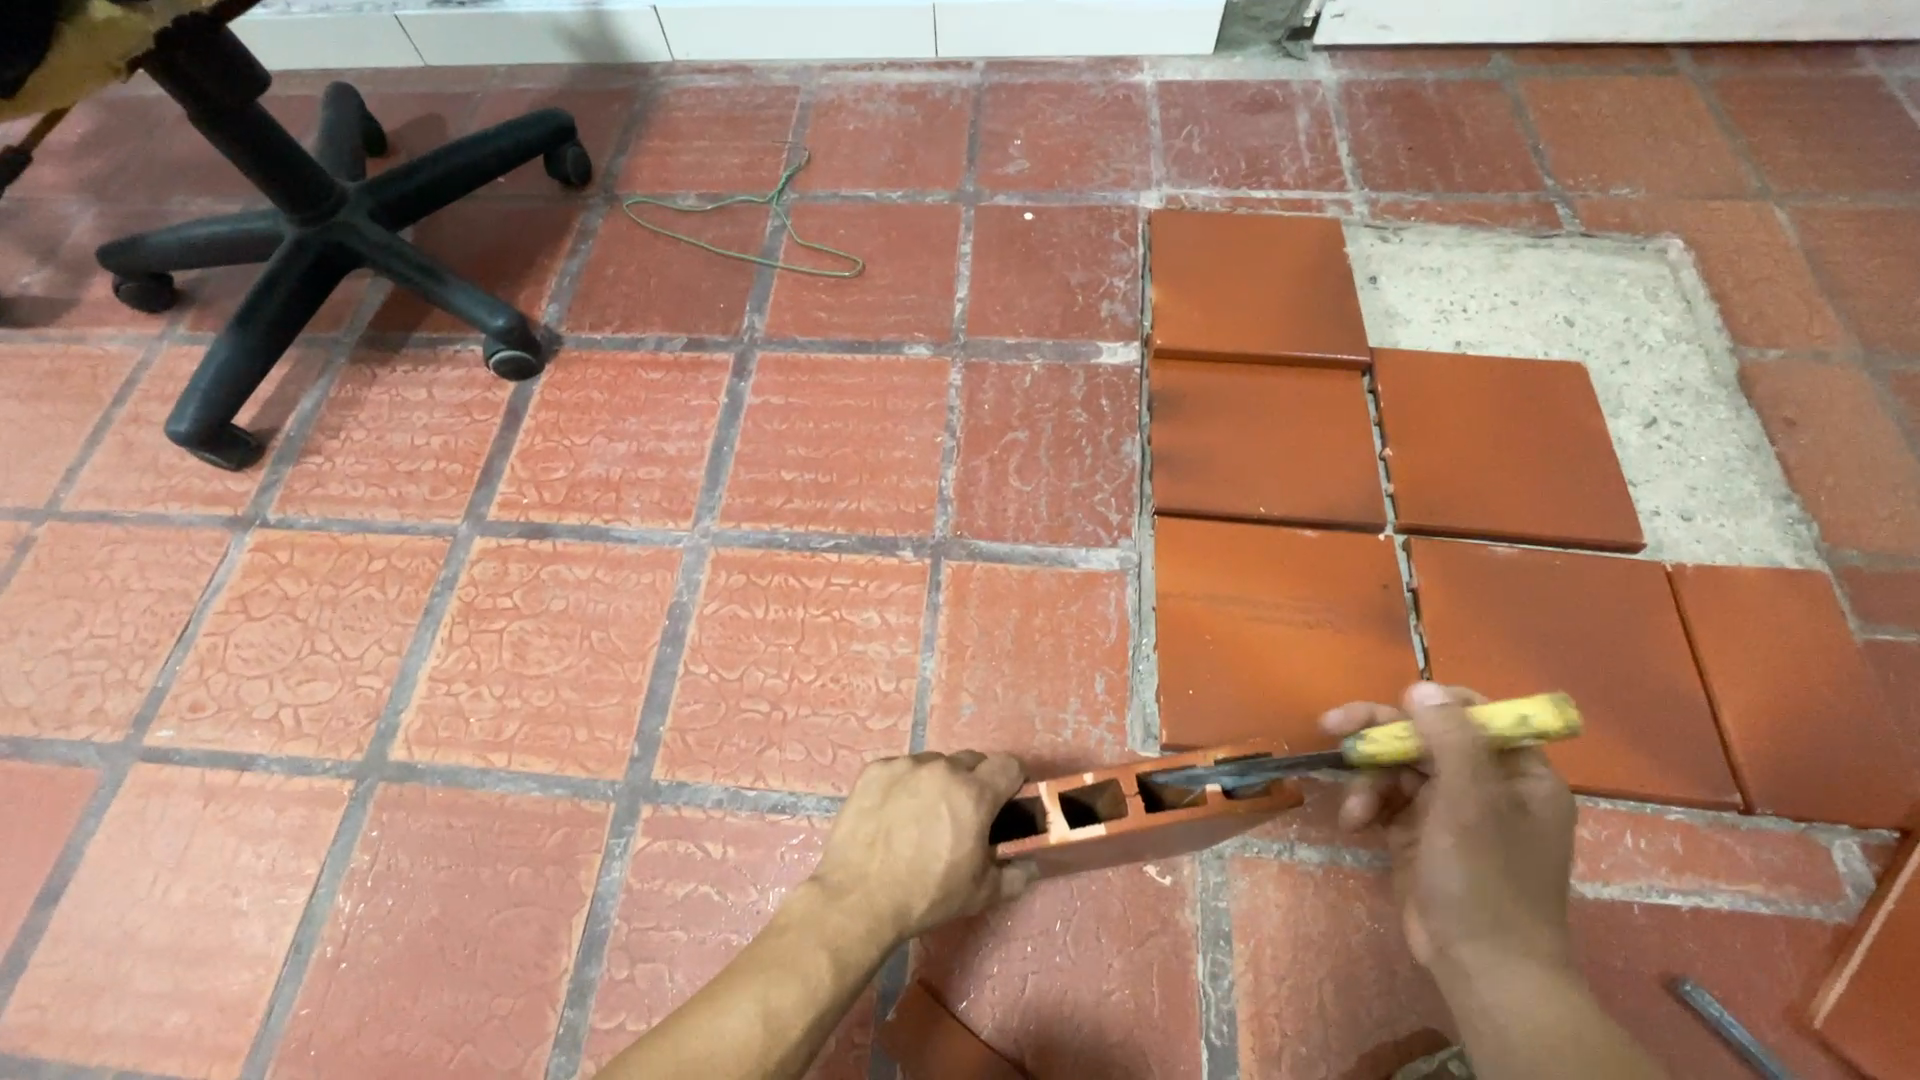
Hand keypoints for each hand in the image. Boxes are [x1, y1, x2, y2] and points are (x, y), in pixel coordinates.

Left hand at [810, 751, 1038, 943]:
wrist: (858, 898)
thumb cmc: (927, 895)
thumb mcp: (981, 893)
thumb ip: (1016, 874)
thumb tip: (1031, 865)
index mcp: (974, 793)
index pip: (1009, 765)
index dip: (1011, 782)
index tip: (1004, 803)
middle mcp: (942, 769)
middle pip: (971, 762)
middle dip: (974, 783)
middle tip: (962, 816)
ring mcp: (905, 766)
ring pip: (935, 764)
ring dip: (938, 783)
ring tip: (922, 817)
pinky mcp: (875, 771)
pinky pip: (902, 769)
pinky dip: (904, 785)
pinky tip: (893, 814)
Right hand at [1320, 682, 1576, 982]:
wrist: (1480, 967)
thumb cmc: (1487, 880)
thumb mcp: (1471, 802)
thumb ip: (1449, 738)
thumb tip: (1420, 687)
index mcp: (1518, 772)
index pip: (1474, 714)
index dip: (1431, 705)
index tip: (1393, 708)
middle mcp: (1485, 784)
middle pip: (1424, 736)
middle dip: (1380, 737)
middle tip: (1332, 726)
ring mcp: (1450, 810)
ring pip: (1398, 767)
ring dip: (1368, 781)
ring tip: (1354, 812)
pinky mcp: (1418, 833)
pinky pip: (1385, 799)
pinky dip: (1366, 806)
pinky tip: (1353, 824)